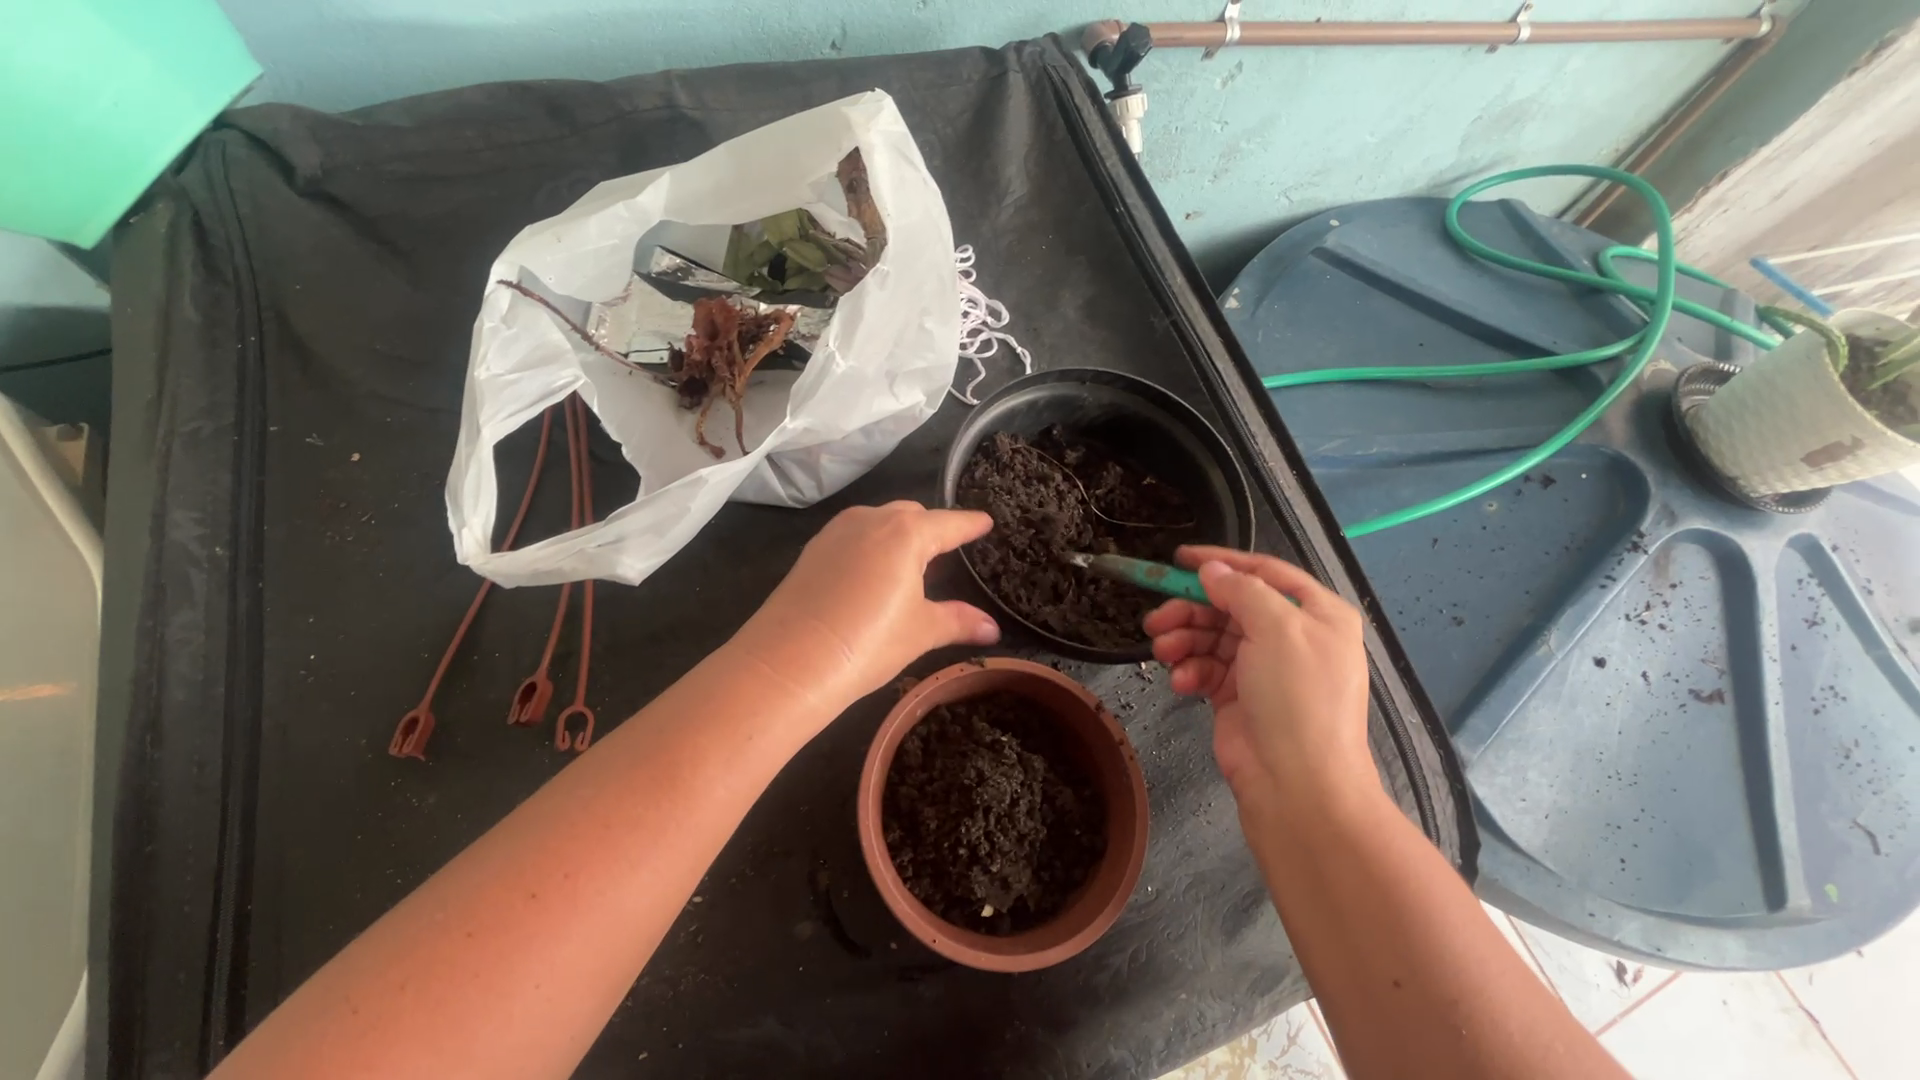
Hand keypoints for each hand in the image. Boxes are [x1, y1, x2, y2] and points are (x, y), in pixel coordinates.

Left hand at [728, 502, 999, 714]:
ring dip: (897, 536)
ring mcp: (836, 532)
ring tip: (909, 566)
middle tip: (947, 553)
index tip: (985, 523)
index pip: (949, 523)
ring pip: (878, 522)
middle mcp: (871, 520)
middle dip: (932, 528)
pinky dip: (870, 547)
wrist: (789, 661)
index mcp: (906, 532)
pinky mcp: (812, 550)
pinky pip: (852, 538)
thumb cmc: (868, 642)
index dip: (970, 524)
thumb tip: (992, 628)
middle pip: (911, 515)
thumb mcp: (921, 632)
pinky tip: (871, 577)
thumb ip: (959, 621)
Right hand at [1144, 546, 1375, 818]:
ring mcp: (1263, 667)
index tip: (1179, 559)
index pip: (1263, 572)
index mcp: (1315, 613)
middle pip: (1230, 606)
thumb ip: (1242, 591)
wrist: (1297, 784)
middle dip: (1191, 609)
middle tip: (1157, 618)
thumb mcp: (1276, 629)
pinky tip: (1182, 682)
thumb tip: (1212, 571)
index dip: (1222, 562)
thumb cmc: (1297, 698)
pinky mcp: (1237, 696)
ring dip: (1184, 640)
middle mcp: (1291, 636)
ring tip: (1163, 652)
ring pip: (1212, 636)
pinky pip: (1206, 668)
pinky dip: (1190, 671)